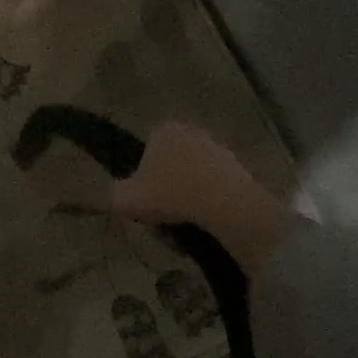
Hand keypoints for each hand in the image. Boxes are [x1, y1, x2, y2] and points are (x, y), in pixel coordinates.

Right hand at [111, 121, 293, 278]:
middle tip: (163, 216)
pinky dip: (209, 204)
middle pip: (170, 166)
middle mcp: (191, 132)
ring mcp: (218, 149)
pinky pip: (215, 189)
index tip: (145, 202)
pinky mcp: (240, 167)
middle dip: (166, 190)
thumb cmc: (170, 195)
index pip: (145, 154)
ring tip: (184, 226)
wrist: (224, 205)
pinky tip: (206, 223)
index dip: (142, 181)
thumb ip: (117, 194)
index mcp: (163, 131)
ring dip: (187, 200)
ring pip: (193, 179)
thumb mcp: (126, 200)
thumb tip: (123, 194)